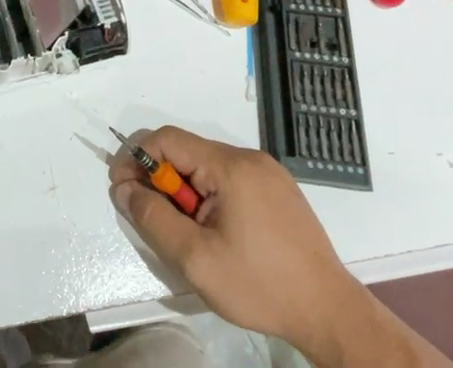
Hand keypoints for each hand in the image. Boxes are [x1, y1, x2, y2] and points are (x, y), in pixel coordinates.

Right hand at [110, 126, 370, 351]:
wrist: (329, 313)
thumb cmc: (260, 285)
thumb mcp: (195, 258)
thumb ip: (153, 218)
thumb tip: (124, 189)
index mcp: (231, 166)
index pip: (167, 139)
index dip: (137, 160)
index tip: (123, 191)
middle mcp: (250, 159)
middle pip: (187, 152)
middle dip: (161, 181)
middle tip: (153, 220)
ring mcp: (268, 174)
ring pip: (207, 168)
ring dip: (184, 193)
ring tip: (187, 234)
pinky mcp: (278, 192)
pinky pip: (229, 181)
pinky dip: (209, 198)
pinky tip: (214, 233)